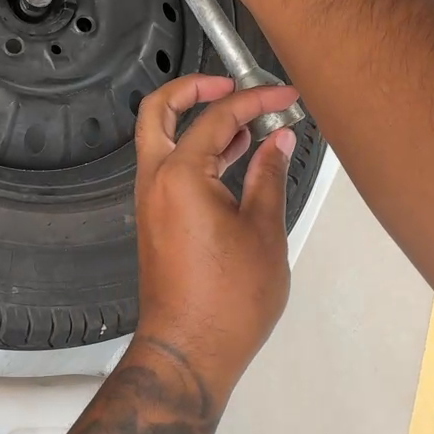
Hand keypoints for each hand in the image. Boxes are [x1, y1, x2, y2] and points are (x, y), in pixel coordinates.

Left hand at [133, 73, 298, 393]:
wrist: (189, 349)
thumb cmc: (227, 300)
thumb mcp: (263, 231)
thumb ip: (269, 175)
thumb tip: (278, 140)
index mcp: (179, 174)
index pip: (216, 117)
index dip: (254, 99)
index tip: (283, 94)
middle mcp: (155, 178)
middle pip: (159, 109)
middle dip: (193, 88)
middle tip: (231, 84)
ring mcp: (151, 197)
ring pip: (162, 136)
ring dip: (197, 120)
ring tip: (246, 123)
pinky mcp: (156, 215)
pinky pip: (171, 165)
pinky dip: (196, 150)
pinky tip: (234, 156)